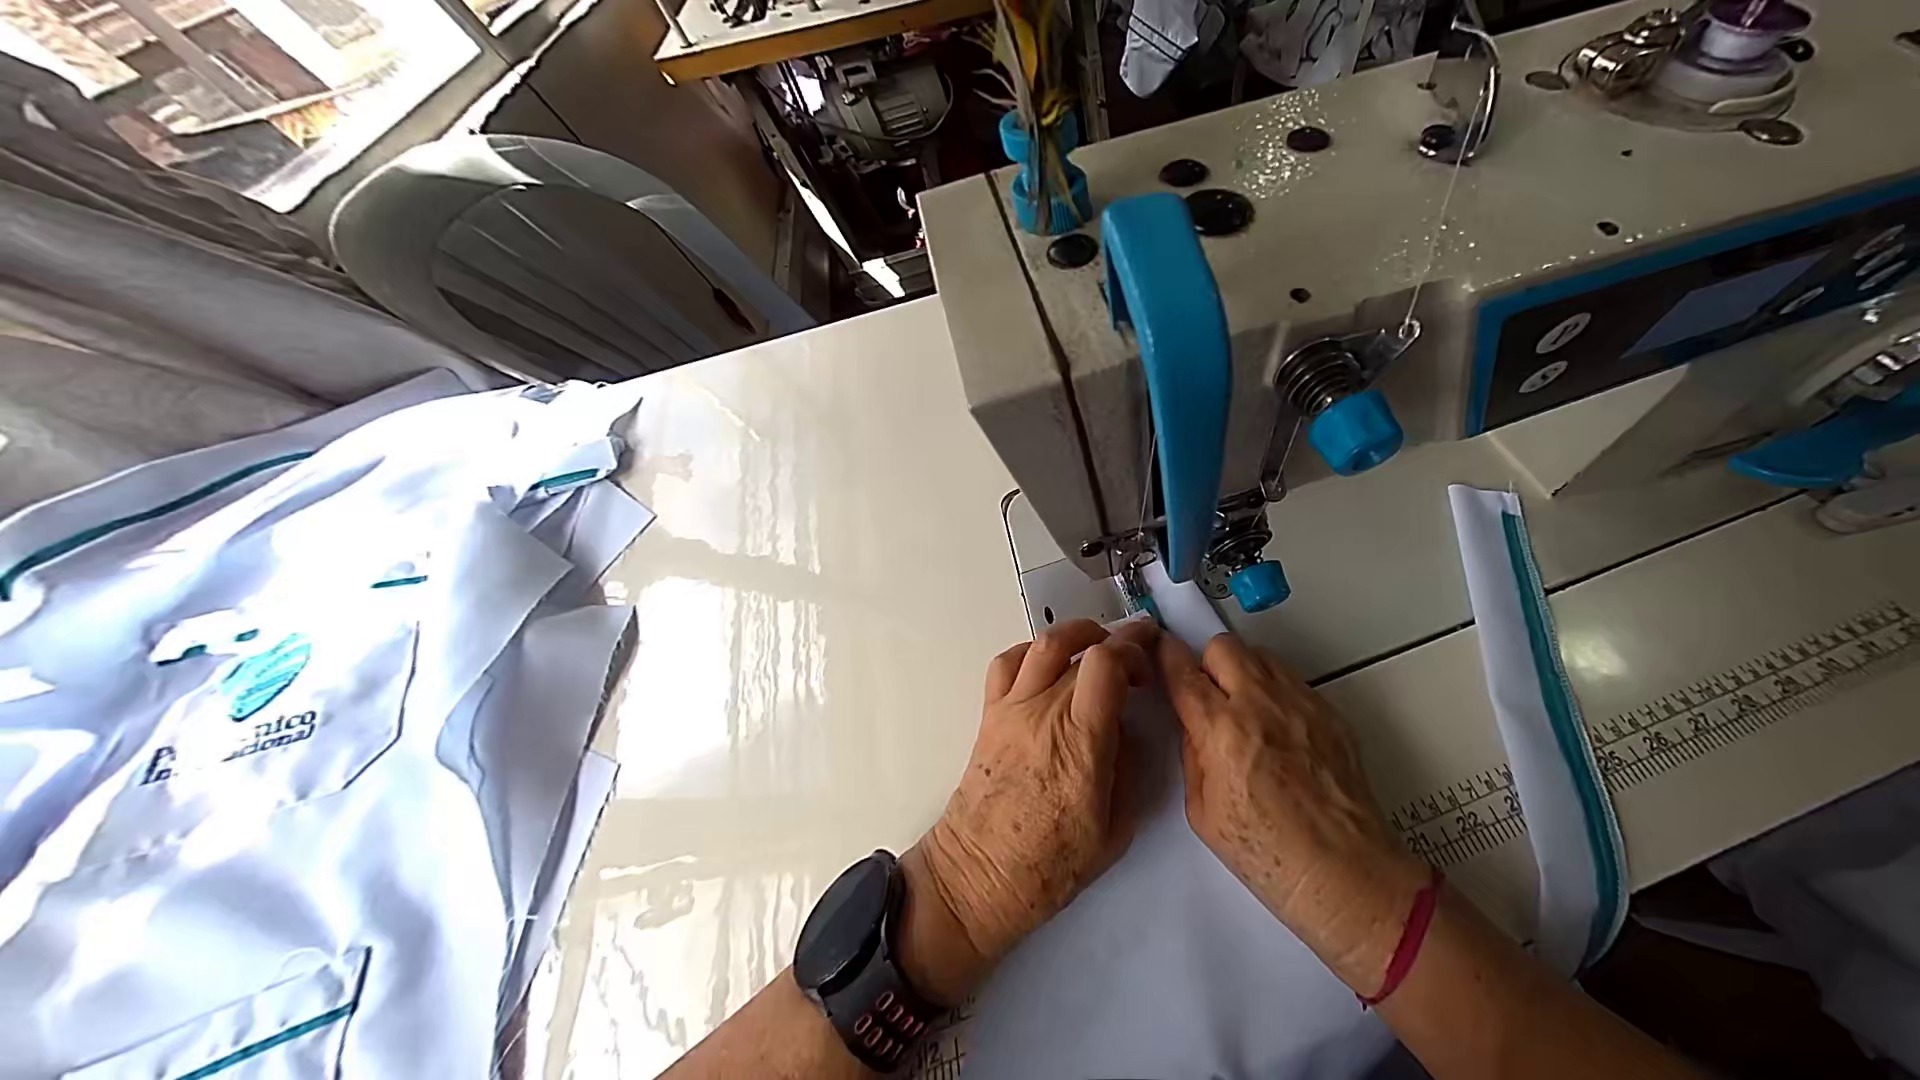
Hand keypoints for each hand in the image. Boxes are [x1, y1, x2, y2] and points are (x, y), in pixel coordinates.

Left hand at [907, 617, 1158, 999]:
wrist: (980, 873)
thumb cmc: (1052, 863)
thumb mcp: (1117, 826)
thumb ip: (1129, 767)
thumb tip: (1126, 728)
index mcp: (1080, 740)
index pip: (1106, 663)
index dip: (1133, 648)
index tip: (1149, 658)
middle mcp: (1042, 712)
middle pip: (1079, 649)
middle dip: (1115, 643)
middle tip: (1133, 656)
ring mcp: (1010, 710)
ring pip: (1041, 645)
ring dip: (1074, 635)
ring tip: (1095, 646)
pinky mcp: (989, 715)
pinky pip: (1007, 664)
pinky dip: (1032, 652)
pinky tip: (1049, 665)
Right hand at [1158, 632, 1430, 994]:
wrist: (1345, 875)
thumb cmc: (1270, 854)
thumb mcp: (1202, 810)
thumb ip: (1192, 754)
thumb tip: (1192, 725)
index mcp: (1221, 731)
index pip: (1182, 670)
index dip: (1166, 656)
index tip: (1162, 654)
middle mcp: (1261, 706)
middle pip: (1223, 647)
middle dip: (1207, 662)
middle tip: (1206, 690)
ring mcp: (1300, 706)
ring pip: (1260, 655)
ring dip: (1243, 671)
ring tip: (1244, 706)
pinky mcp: (1330, 715)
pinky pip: (1292, 679)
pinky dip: (1275, 690)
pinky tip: (1276, 725)